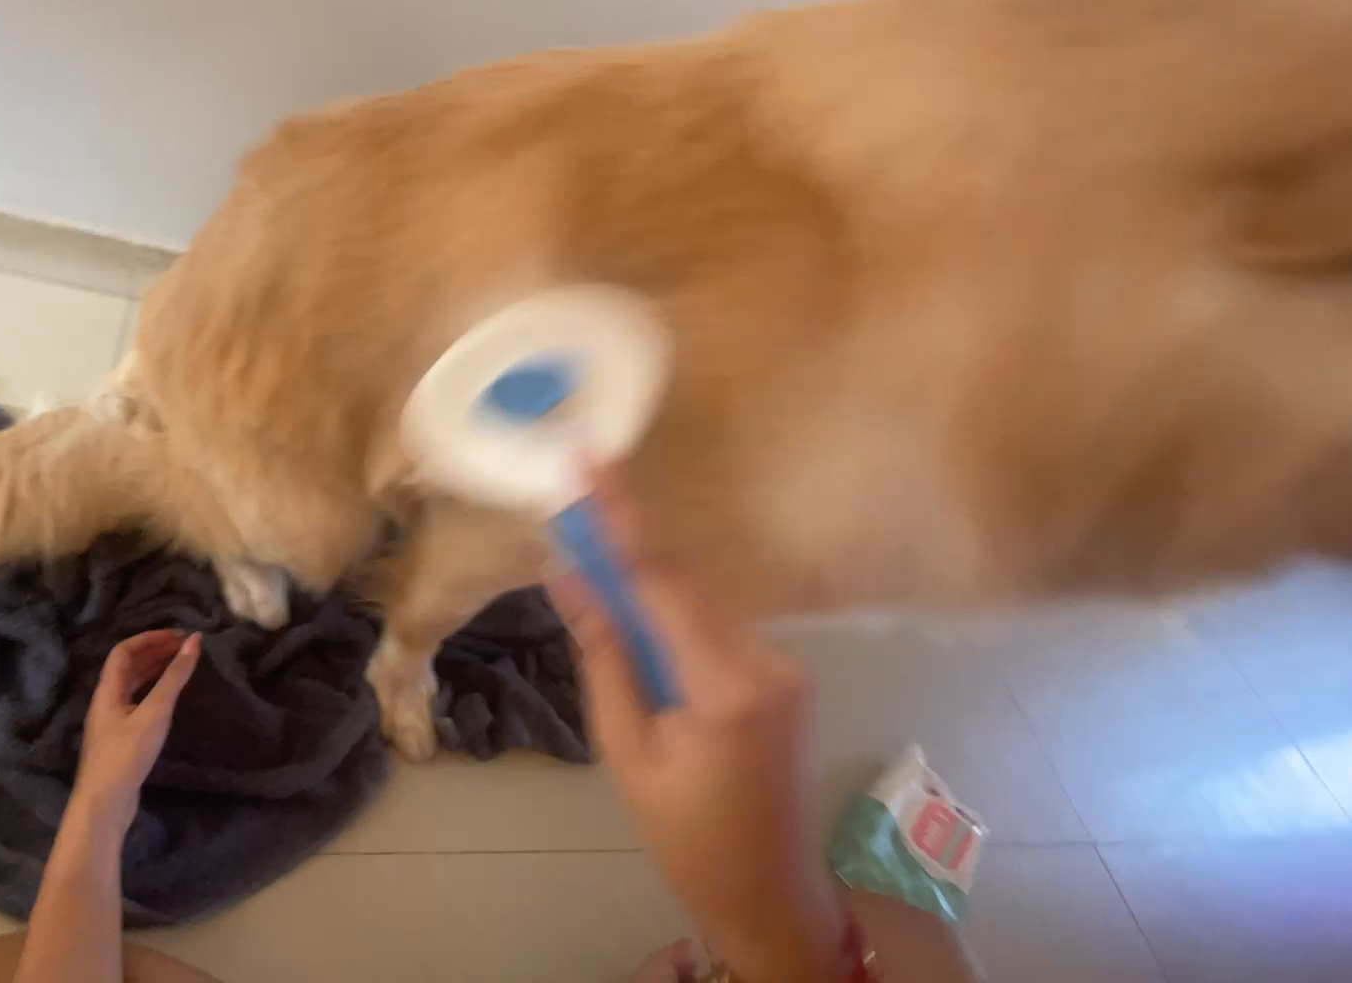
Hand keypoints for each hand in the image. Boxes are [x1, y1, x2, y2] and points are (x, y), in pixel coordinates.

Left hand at [73, 630, 201, 828]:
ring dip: (154, 670)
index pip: (124, 650)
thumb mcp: (155, 712)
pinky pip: (136, 702)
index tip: (179, 636)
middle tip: (185, 648)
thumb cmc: (127, 753)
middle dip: (155, 652)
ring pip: (132, 685)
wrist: (104, 805)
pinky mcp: (118, 739)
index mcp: (108, 690)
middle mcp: (105, 701)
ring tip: (180, 666)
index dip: (150, 638)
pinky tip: (168, 698)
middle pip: (128, 666)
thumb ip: (174, 677)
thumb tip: (194, 641)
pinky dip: (153, 691)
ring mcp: (110, 721)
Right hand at [549, 469, 843, 981]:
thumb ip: (603, 652)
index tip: (592, 459)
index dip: (621, 515)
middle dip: (625, 543)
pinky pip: (713, 621)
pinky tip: (637, 621)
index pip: (663, 579)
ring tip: (593, 564)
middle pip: (682, 579)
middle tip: (575, 500)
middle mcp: (767, 660)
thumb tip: (569, 577)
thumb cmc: (684, 833)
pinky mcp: (781, 671)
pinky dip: (669, 610)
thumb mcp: (624, 746)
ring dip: (644, 580)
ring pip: (697, 597)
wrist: (768, 892)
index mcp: (727, 686)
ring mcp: (782, 663)